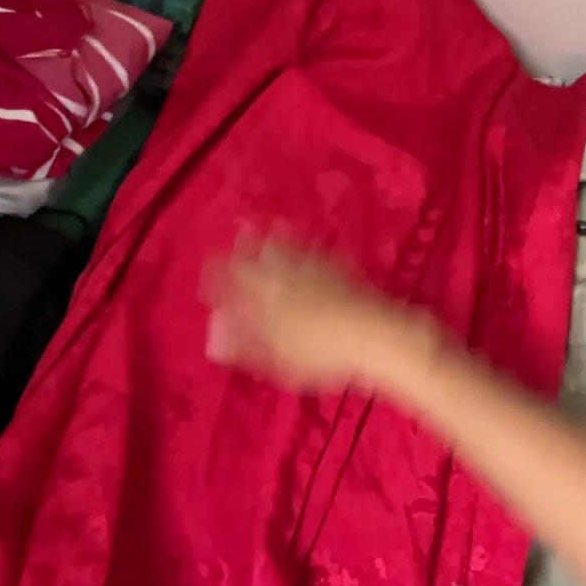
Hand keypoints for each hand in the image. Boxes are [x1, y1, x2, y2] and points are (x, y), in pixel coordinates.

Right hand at [205, 236, 446, 393]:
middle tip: (235, 232)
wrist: (377, 334)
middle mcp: (285, 273)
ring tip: (265, 228)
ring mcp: (315, 267)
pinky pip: (314, 249)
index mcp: (264, 294)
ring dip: (272, 237)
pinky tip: (305, 244)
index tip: (207, 268)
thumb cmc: (321, 353)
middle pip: (259, 255)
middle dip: (244, 245)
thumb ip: (244, 346)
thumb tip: (214, 340)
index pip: (233, 279)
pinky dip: (303, 244)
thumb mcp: (276, 357)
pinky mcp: (340, 268)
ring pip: (286, 246)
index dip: (218, 274)